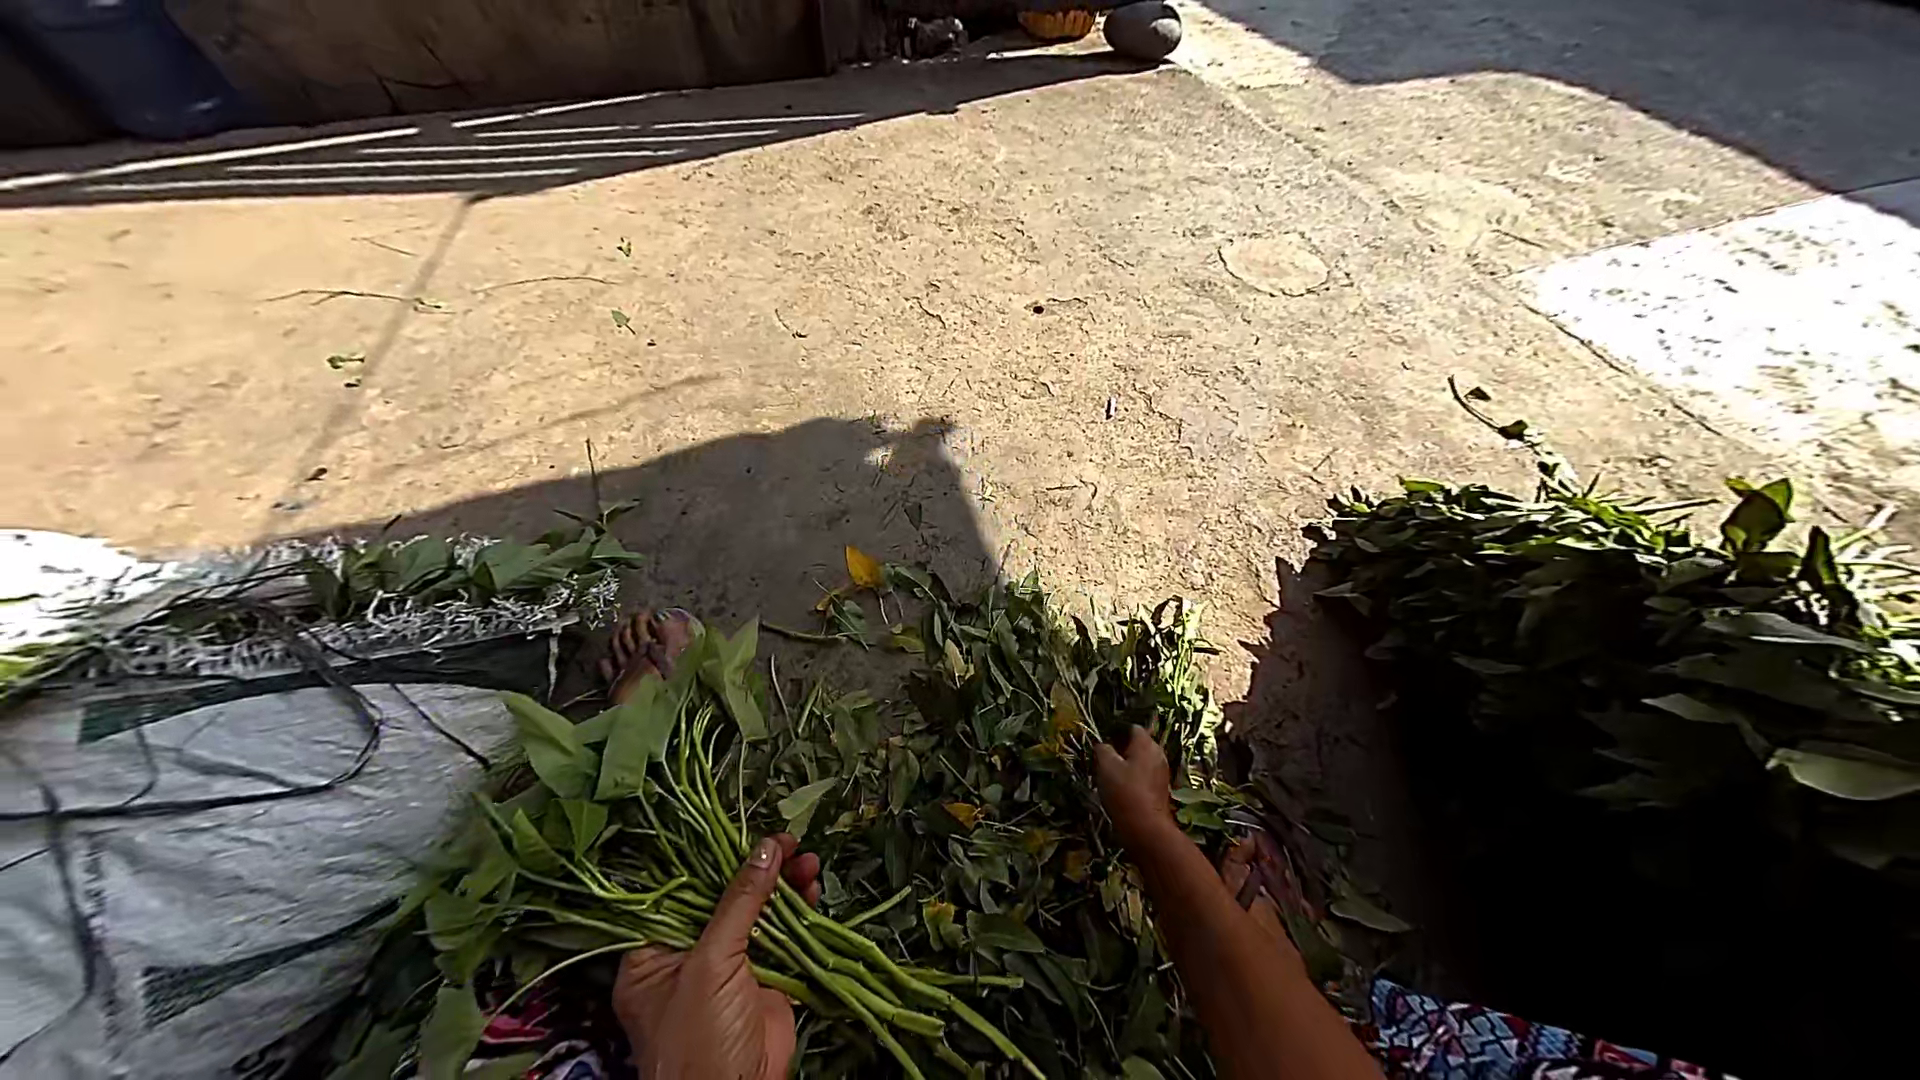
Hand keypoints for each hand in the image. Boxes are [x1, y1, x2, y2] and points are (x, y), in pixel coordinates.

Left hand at [613, 834, 821, 1079]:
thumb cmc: (700, 1039)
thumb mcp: (712, 963)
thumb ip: (740, 901)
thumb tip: (766, 847)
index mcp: (656, 953)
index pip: (685, 891)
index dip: (718, 859)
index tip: (752, 833)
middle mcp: (690, 955)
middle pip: (727, 897)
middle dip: (760, 869)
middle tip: (789, 842)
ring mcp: (729, 966)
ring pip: (758, 912)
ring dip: (784, 885)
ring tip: (808, 861)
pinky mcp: (764, 976)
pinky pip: (781, 933)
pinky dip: (798, 910)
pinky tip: (811, 888)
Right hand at [1093, 725, 1176, 848]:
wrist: (1146, 829)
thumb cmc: (1124, 792)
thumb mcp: (1105, 766)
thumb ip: (1102, 749)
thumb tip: (1102, 744)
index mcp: (1146, 744)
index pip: (1132, 728)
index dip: (1116, 731)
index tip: (1101, 740)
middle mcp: (1158, 754)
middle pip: (1138, 744)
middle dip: (1121, 748)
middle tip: (1103, 757)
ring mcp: (1162, 773)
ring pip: (1141, 761)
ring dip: (1126, 764)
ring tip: (1109, 773)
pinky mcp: (1161, 790)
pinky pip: (1145, 775)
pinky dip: (1133, 777)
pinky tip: (1120, 787)